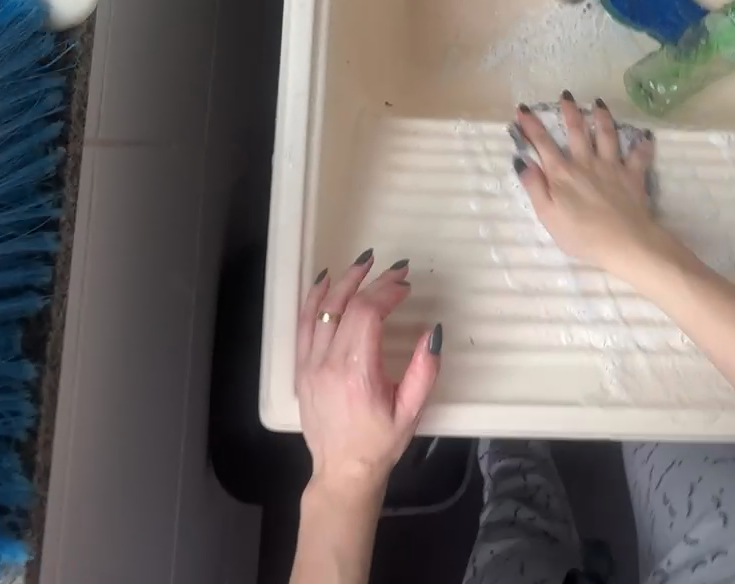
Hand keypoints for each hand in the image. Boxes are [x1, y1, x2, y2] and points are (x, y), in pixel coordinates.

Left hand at [296, 252, 441, 498]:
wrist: (343, 472)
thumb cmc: (381, 442)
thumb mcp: (412, 411)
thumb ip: (424, 370)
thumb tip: (433, 331)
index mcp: (357, 372)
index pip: (368, 313)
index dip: (387, 292)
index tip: (406, 285)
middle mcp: (328, 362)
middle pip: (348, 305)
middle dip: (372, 280)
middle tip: (394, 267)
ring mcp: (310, 363)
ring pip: (323, 308)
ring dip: (344, 280)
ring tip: (364, 262)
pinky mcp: (301, 367)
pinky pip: (304, 323)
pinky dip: (315, 297)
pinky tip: (327, 280)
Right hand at [513, 94, 680, 278]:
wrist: (625, 243)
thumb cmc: (581, 235)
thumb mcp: (548, 215)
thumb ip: (535, 186)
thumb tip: (522, 161)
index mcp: (562, 174)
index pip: (543, 144)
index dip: (531, 126)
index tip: (523, 110)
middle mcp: (585, 163)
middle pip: (577, 131)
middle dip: (570, 111)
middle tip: (566, 95)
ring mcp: (611, 167)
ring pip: (606, 135)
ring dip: (602, 117)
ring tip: (599, 103)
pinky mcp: (633, 175)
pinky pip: (639, 156)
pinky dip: (642, 145)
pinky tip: (646, 136)